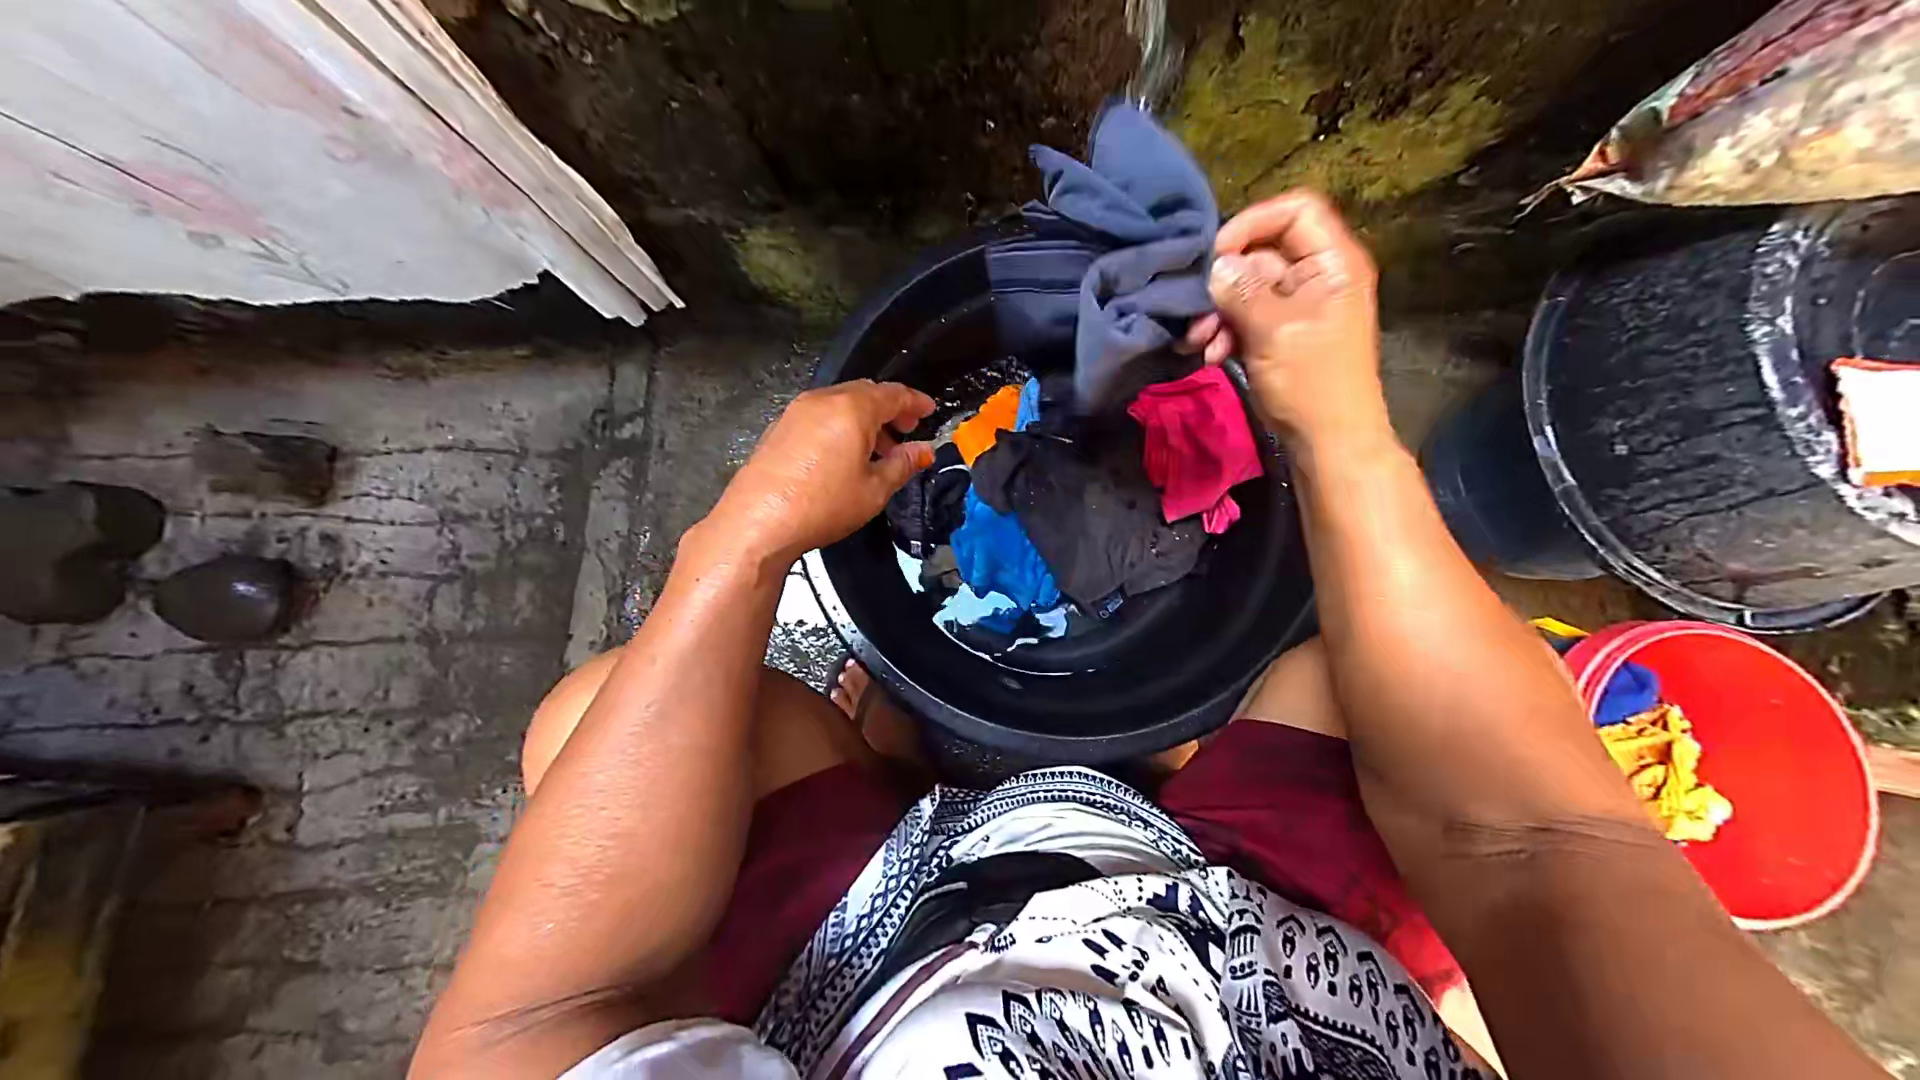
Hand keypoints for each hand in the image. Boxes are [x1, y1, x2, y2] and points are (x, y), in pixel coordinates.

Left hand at [697, 380, 935, 568]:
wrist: (758, 521)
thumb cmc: (822, 505)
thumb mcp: (874, 490)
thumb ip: (903, 464)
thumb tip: (923, 451)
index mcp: (853, 409)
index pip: (894, 394)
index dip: (916, 401)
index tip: (929, 410)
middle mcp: (823, 400)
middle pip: (866, 393)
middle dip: (890, 409)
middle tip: (906, 431)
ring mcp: (797, 411)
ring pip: (841, 403)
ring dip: (864, 419)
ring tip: (877, 450)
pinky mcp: (780, 427)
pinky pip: (820, 416)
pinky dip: (840, 426)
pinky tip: (844, 455)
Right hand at [1182, 190, 1389, 452]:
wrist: (1327, 439)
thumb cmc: (1311, 381)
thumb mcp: (1275, 330)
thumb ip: (1243, 291)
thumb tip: (1216, 265)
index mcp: (1331, 263)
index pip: (1296, 211)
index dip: (1254, 223)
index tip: (1217, 255)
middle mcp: (1315, 277)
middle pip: (1262, 254)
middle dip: (1225, 283)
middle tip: (1197, 311)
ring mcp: (1295, 308)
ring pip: (1246, 290)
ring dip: (1217, 314)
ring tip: (1199, 342)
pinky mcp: (1277, 335)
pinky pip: (1244, 319)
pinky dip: (1225, 334)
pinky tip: (1211, 355)